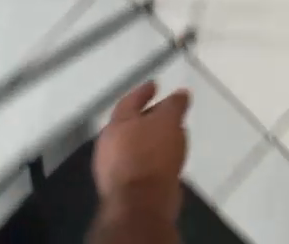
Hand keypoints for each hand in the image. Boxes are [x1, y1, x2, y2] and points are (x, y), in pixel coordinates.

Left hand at [93, 81, 190, 224]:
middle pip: (130, 124)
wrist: (142, 202)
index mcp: (116, 126)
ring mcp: (113, 169)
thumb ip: (175, 104)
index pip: (129, 101)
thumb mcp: (169, 119)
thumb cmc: (152, 153)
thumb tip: (180, 94)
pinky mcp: (123, 187)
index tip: (155, 85)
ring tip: (172, 132)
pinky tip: (167, 155)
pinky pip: (139, 162)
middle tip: (166, 109)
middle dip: (148, 116)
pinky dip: (152, 155)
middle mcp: (109, 146)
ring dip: (151, 137)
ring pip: (135, 144)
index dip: (143, 91)